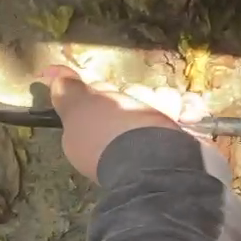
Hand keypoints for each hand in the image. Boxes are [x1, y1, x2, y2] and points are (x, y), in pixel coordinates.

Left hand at [43, 66, 208, 180]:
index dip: (104, 90)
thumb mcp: (81, 108)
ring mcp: (151, 146)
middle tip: (140, 105)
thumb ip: (67, 92)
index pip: (98, 100)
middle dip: (139, 95)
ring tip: (172, 113)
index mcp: (90, 137)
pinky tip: (190, 115)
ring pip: (158, 103)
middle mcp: (119, 142)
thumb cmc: (115, 134)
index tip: (108, 91)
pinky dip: (188, 112)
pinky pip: (183, 116)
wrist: (161, 164)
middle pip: (130, 98)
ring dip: (166, 102)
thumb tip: (51, 76)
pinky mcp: (180, 146)